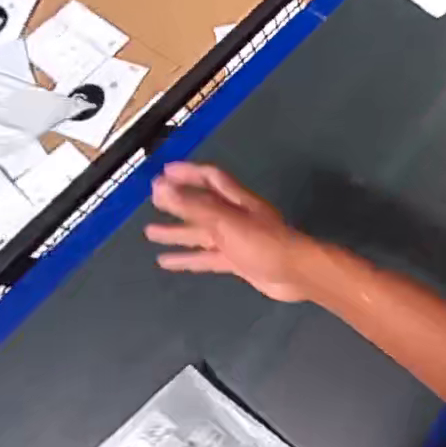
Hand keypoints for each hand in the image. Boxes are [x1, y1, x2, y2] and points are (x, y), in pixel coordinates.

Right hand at [147, 162, 318, 302]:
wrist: (295, 274)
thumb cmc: (264, 243)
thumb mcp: (226, 222)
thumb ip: (194, 206)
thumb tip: (160, 186)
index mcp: (238, 201)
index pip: (211, 179)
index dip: (189, 173)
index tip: (163, 172)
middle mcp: (236, 217)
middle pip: (203, 206)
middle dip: (179, 203)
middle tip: (152, 202)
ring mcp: (237, 240)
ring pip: (202, 234)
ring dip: (178, 233)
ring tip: (150, 233)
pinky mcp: (238, 261)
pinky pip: (207, 258)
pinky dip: (188, 259)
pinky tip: (167, 262)